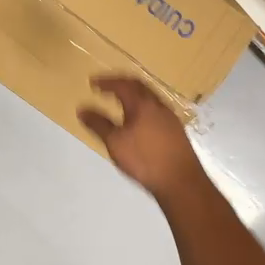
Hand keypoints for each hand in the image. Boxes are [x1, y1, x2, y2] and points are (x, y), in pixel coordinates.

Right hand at [78, 75, 206, 197]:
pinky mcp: (177, 131)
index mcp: (142, 104)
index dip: (106, 82)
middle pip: (139, 86)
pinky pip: (156, 110)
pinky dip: (142, 108)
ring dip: (133, 95)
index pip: (123, 84)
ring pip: (150, 98)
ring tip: (120, 102)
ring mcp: (170, 118)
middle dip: (121, 84)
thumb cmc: (144, 159)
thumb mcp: (115, 142)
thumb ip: (98, 124)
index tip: (92, 83)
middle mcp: (159, 106)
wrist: (181, 182)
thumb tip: (82, 109)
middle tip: (106, 86)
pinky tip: (138, 122)